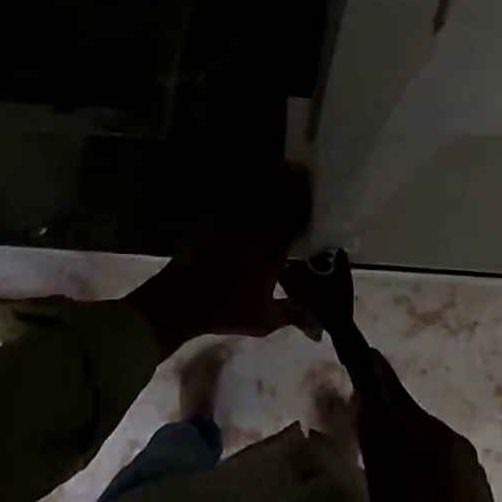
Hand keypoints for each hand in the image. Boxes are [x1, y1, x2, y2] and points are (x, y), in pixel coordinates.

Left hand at [122, 165, 318, 353]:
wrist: (182, 299)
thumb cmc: (227, 311)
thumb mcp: (265, 319)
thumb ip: (294, 316)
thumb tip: (319, 332)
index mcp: (273, 251)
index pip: (294, 220)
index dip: (305, 205)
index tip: (314, 192)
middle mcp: (257, 231)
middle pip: (278, 201)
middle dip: (291, 186)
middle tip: (303, 172)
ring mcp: (235, 225)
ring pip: (258, 197)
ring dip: (272, 183)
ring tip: (284, 169)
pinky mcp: (218, 225)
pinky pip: (239, 202)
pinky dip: (250, 191)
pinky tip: (255, 185)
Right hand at [358, 349, 501, 501]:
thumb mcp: (379, 484)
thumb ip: (373, 436)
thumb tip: (365, 398)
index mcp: (419, 434)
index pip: (390, 392)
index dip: (375, 371)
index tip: (365, 350)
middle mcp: (447, 434)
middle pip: (409, 411)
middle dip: (390, 412)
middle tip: (369, 423)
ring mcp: (467, 456)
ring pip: (427, 434)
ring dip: (411, 439)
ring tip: (399, 470)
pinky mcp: (479, 477)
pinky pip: (447, 455)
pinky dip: (430, 459)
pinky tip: (424, 487)